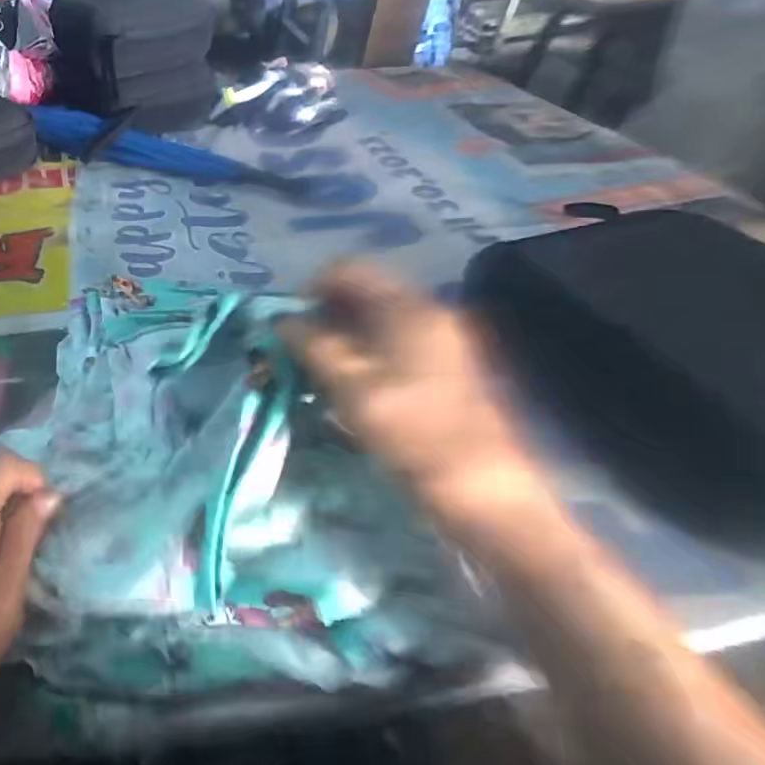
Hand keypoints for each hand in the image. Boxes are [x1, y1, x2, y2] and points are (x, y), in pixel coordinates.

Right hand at [277, 264, 555, 532]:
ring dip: (334, 340)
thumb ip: (310, 344)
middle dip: (319, 317)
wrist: (485, 494)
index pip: (347, 269)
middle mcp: (428, 313)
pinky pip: (387, 345)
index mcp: (409, 307)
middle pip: (359, 294)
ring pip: (371, 322)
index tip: (286, 327)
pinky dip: (358, 356)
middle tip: (291, 353)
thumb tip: (278, 320)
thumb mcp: (349, 386)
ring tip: (310, 374)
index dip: (308, 290)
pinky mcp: (441, 370)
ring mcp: (439, 342)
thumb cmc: (413, 433)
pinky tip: (342, 389)